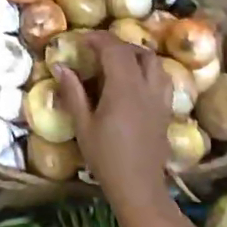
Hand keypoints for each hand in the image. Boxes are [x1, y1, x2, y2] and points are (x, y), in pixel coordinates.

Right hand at [54, 31, 171, 212]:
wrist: (139, 187)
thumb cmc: (106, 158)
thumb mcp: (83, 126)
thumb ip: (73, 93)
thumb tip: (60, 66)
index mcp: (124, 86)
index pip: (113, 49)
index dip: (98, 39)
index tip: (81, 39)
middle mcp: (146, 85)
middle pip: (134, 51)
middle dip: (114, 44)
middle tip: (95, 49)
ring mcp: (160, 96)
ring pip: (153, 60)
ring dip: (135, 52)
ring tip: (118, 60)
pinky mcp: (166, 108)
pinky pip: (162, 76)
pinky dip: (149, 68)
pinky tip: (137, 79)